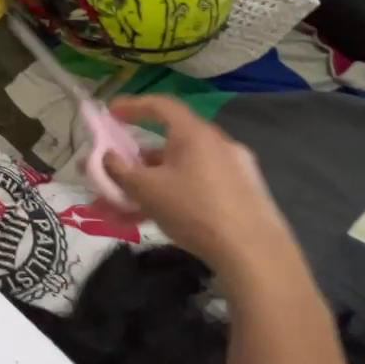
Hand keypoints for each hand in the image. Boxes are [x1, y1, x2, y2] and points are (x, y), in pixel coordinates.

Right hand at [103, 96, 302, 280]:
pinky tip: (158, 219)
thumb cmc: (194, 210)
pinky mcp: (248, 197)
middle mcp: (220, 146)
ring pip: (183, 169)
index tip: (110, 116)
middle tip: (118, 170)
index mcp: (195, 135)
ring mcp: (238, 172)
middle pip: (170, 141)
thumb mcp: (142, 188)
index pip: (160, 105)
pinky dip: (175, 194)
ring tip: (128, 206)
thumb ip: (116, 168)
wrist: (258, 258)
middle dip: (138, 157)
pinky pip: (200, 186)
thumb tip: (106, 156)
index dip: (131, 106)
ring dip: (153, 181)